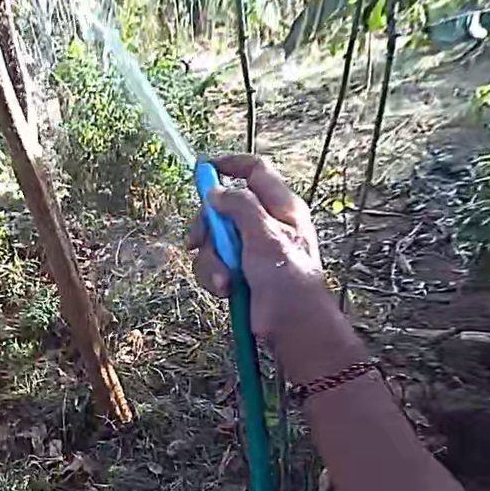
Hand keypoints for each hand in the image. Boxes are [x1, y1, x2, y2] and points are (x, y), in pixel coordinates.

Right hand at [186, 155, 365, 382]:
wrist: (293, 326)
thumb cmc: (287, 279)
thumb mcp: (264, 236)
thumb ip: (239, 207)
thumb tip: (214, 193)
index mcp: (281, 207)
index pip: (254, 170)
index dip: (229, 165)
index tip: (203, 169)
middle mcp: (265, 224)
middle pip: (223, 209)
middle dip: (207, 227)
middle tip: (196, 242)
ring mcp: (252, 249)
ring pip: (214, 240)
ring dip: (211, 261)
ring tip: (223, 281)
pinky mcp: (241, 272)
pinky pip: (214, 264)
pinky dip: (213, 277)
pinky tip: (224, 290)